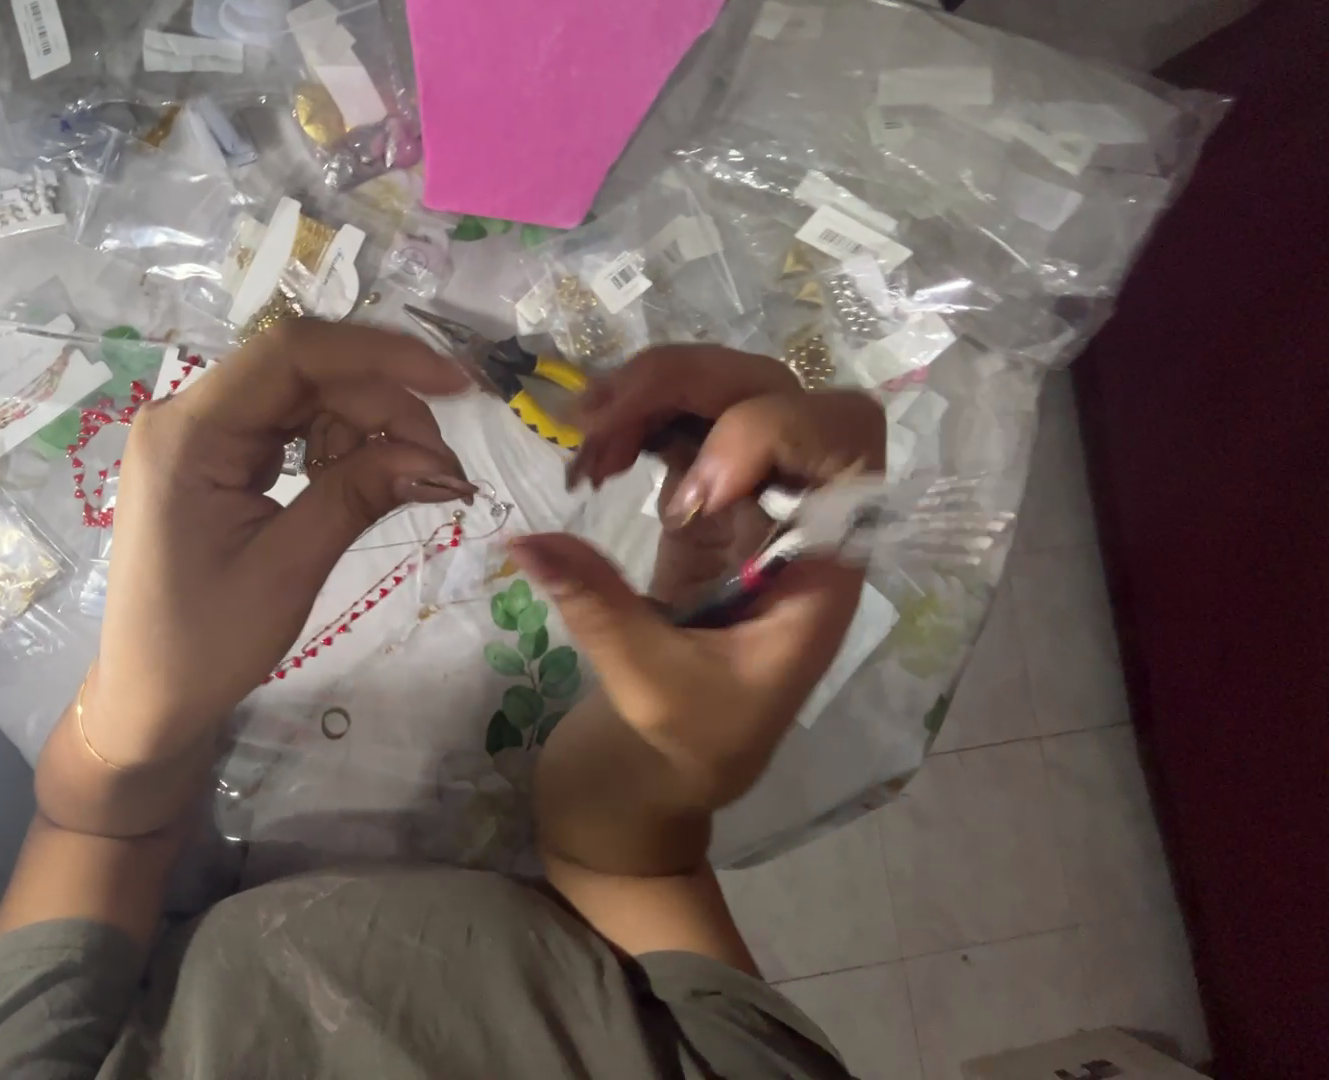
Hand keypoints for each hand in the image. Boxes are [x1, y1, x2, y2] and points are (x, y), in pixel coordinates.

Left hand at [83, 320, 472, 767]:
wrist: (150, 695)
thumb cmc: (205, 644)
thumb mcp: (287, 569)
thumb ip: (357, 496)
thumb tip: (437, 457)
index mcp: (188, 432)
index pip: (291, 353)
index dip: (380, 355)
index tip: (453, 384)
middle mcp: (187, 415)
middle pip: (303, 375)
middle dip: (383, 406)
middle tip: (443, 465)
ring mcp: (199, 436)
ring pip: (302, 399)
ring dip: (367, 428)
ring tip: (414, 479)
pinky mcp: (215, 460)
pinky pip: (287, 431)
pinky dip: (337, 448)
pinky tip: (367, 478)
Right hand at [514, 345, 883, 818]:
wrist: (660, 768)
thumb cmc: (683, 746)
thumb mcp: (649, 686)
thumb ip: (598, 608)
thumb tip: (525, 541)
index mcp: (821, 562)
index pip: (840, 442)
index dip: (768, 433)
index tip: (684, 496)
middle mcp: (793, 516)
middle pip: (775, 393)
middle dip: (686, 385)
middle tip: (599, 417)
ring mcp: (743, 506)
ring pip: (721, 398)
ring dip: (648, 395)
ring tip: (581, 434)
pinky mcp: (697, 510)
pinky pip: (677, 432)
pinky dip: (632, 423)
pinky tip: (592, 455)